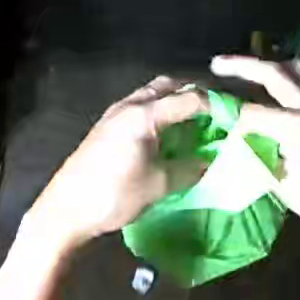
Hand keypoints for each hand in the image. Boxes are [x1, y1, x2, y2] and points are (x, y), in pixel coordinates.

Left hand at [22, 77, 210, 250]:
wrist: (63, 213)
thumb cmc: (113, 196)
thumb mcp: (159, 185)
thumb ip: (190, 168)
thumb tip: (210, 161)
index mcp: (145, 114)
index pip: (191, 98)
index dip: (217, 106)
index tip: (236, 117)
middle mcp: (130, 105)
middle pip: (170, 86)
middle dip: (196, 94)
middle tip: (215, 113)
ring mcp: (115, 113)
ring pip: (153, 94)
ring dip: (176, 101)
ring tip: (195, 122)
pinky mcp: (107, 126)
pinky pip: (141, 106)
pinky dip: (161, 111)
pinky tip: (169, 133)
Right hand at [209, 56, 299, 239]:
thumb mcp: (282, 183)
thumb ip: (257, 159)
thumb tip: (234, 145)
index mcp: (296, 124)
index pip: (251, 113)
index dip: (228, 116)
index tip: (205, 114)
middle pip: (274, 75)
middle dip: (244, 66)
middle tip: (217, 63)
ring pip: (293, 76)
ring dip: (268, 69)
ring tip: (245, 69)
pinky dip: (285, 82)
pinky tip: (274, 89)